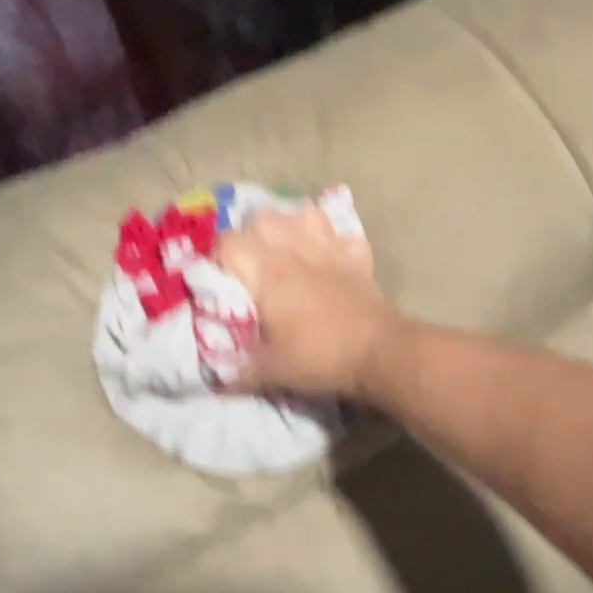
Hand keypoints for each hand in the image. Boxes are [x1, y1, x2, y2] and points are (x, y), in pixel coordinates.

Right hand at [214, 205, 401, 400]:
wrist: (379, 352)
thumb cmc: (318, 355)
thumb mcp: (269, 370)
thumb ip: (235, 370)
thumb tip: (213, 377)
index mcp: (266, 269)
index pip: (227, 242)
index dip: (217, 258)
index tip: (219, 280)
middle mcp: (295, 248)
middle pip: (262, 218)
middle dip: (250, 235)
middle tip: (250, 266)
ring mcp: (330, 248)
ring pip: (303, 214)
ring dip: (291, 227)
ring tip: (287, 251)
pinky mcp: (357, 257)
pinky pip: (342, 235)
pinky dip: (333, 242)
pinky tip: (329, 259)